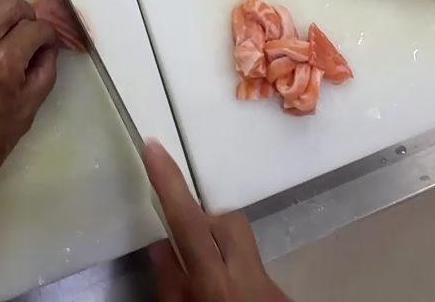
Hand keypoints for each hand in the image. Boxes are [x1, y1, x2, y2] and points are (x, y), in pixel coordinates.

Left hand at [0, 0, 60, 212]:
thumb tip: (47, 50)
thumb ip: (42, 77)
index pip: (36, 28)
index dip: (48, 36)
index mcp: (3, 65)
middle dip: (26, 17)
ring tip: (1, 35)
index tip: (47, 47)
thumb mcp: (22, 119)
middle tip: (27, 37)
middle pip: (10, 4)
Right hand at [142, 142, 293, 301]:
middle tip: (187, 246)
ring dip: (219, 248)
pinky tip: (228, 289)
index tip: (153, 146)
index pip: (189, 222)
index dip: (170, 182)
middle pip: (228, 220)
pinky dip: (234, 269)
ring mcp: (272, 284)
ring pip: (242, 241)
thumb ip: (170, 283)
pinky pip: (252, 263)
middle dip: (204, 221)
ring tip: (206, 272)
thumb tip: (162, 245)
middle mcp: (248, 276)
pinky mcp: (281, 290)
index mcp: (216, 284)